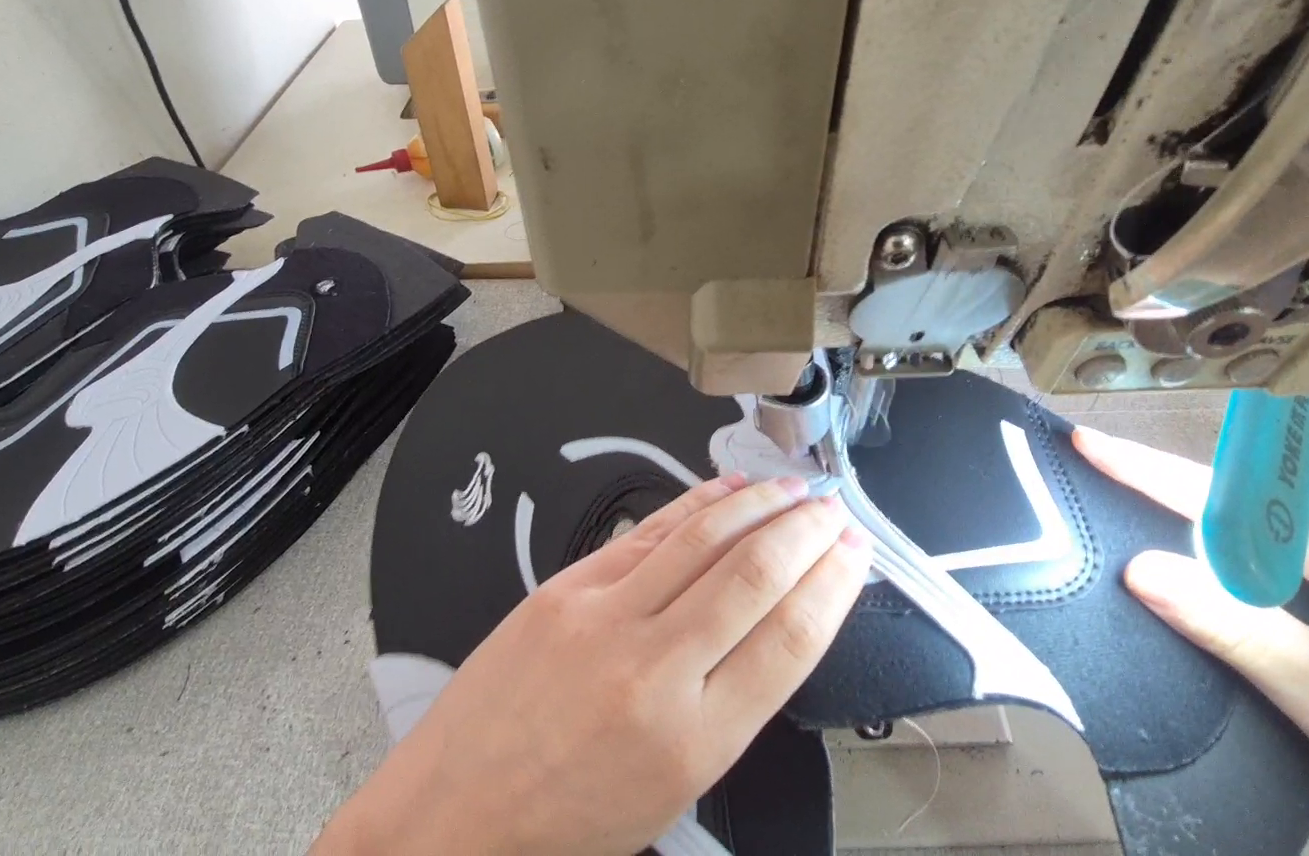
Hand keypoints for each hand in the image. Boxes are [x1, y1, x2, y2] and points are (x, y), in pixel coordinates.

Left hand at [313, 475, 872, 855]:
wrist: (454, 816)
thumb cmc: (564, 819)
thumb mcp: (674, 787)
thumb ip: (731, 701)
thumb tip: (777, 622)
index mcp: (694, 740)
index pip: (790, 638)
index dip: (834, 585)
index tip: (854, 557)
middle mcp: (654, 670)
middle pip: (755, 575)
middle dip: (807, 532)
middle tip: (834, 510)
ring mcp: (603, 619)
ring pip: (705, 539)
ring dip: (760, 504)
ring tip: (794, 488)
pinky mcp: (564, 589)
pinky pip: (648, 531)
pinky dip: (697, 504)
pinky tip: (727, 489)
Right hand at [1073, 428, 1308, 855]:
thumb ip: (1231, 625)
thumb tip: (1143, 569)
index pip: (1243, 501)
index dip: (1155, 471)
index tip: (1092, 444)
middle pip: (1260, 505)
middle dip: (1176, 489)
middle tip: (1104, 470)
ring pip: (1280, 532)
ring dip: (1212, 527)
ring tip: (1142, 511)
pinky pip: (1303, 560)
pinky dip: (1247, 560)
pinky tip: (1218, 569)